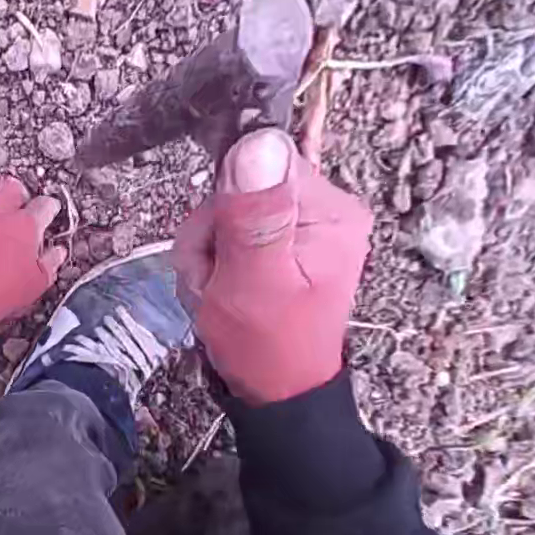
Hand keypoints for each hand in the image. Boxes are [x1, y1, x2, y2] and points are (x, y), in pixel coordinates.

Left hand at [0, 176, 67, 332]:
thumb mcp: (38, 282)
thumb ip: (51, 262)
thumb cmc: (1, 293)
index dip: (50, 206)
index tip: (50, 210)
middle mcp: (0, 215)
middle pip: (11, 186)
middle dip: (20, 192)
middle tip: (23, 202)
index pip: (44, 204)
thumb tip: (57, 252)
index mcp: (25, 226)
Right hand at [171, 129, 372, 405]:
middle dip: (209, 236)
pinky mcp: (277, 244)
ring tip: (214, 291)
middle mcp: (321, 211)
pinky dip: (210, 262)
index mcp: (330, 212)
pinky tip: (216, 290)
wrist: (273, 393)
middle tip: (214, 280)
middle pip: (237, 188)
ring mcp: (298, 228)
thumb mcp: (255, 283)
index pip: (259, 165)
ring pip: (222, 212)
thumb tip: (258, 141)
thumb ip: (254, 217)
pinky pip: (225, 233)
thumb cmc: (266, 347)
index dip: (226, 203)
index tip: (221, 247)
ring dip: (204, 254)